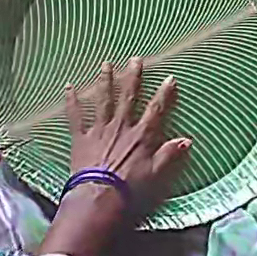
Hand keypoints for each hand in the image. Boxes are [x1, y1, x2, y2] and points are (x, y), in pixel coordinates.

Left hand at [40, 58, 191, 255]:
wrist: (98, 196)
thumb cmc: (130, 189)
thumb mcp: (156, 174)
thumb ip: (170, 154)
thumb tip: (187, 139)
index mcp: (141, 135)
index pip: (156, 110)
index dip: (164, 94)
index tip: (170, 77)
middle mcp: (121, 126)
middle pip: (128, 97)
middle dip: (133, 77)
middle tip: (135, 59)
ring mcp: (99, 130)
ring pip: (103, 100)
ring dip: (105, 81)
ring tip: (106, 64)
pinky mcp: (81, 138)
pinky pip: (75, 116)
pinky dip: (72, 101)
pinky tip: (69, 86)